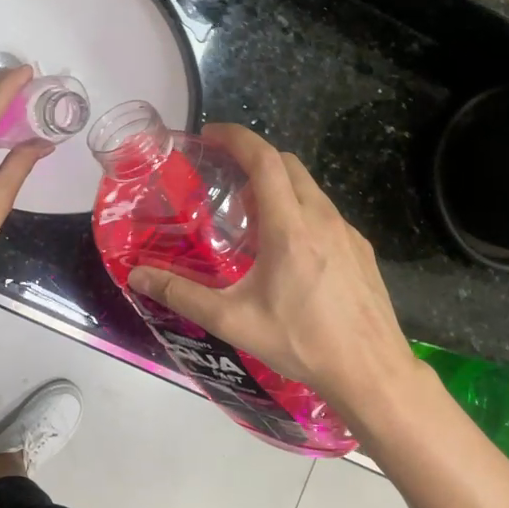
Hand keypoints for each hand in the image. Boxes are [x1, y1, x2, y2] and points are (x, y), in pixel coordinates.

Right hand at [127, 124, 415, 403]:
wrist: (371, 372)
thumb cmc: (301, 342)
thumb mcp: (232, 320)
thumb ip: (181, 294)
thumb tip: (137, 276)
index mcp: (290, 228)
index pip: (264, 161)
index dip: (237, 138)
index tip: (210, 134)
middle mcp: (322, 219)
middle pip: (287, 164)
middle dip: (253, 156)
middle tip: (222, 172)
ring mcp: (347, 233)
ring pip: (309, 187)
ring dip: (277, 183)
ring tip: (248, 211)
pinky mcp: (360, 250)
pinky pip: (324, 211)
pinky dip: (298, 207)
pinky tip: (284, 246)